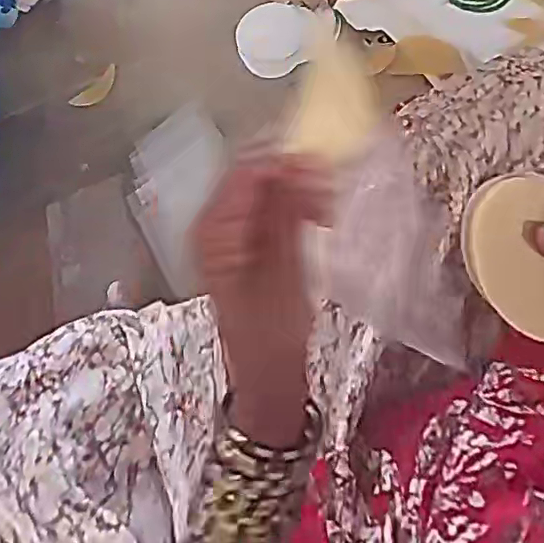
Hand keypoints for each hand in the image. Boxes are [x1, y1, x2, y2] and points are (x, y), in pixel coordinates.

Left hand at [193, 151, 332, 439]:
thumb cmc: (273, 337)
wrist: (268, 380)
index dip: (287, 163)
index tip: (325, 173)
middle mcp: (214, 221)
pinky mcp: (246, 237)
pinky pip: (272, 202)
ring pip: (268, 184)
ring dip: (300, 188)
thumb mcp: (284, 272)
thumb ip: (286, 212)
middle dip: (296, 175)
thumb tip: (296, 163)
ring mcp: (228, 229)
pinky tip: (318, 217)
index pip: (249, 170)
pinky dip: (297, 202)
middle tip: (329, 195)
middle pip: (256, 172)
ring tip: (328, 210)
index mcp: (214, 228)